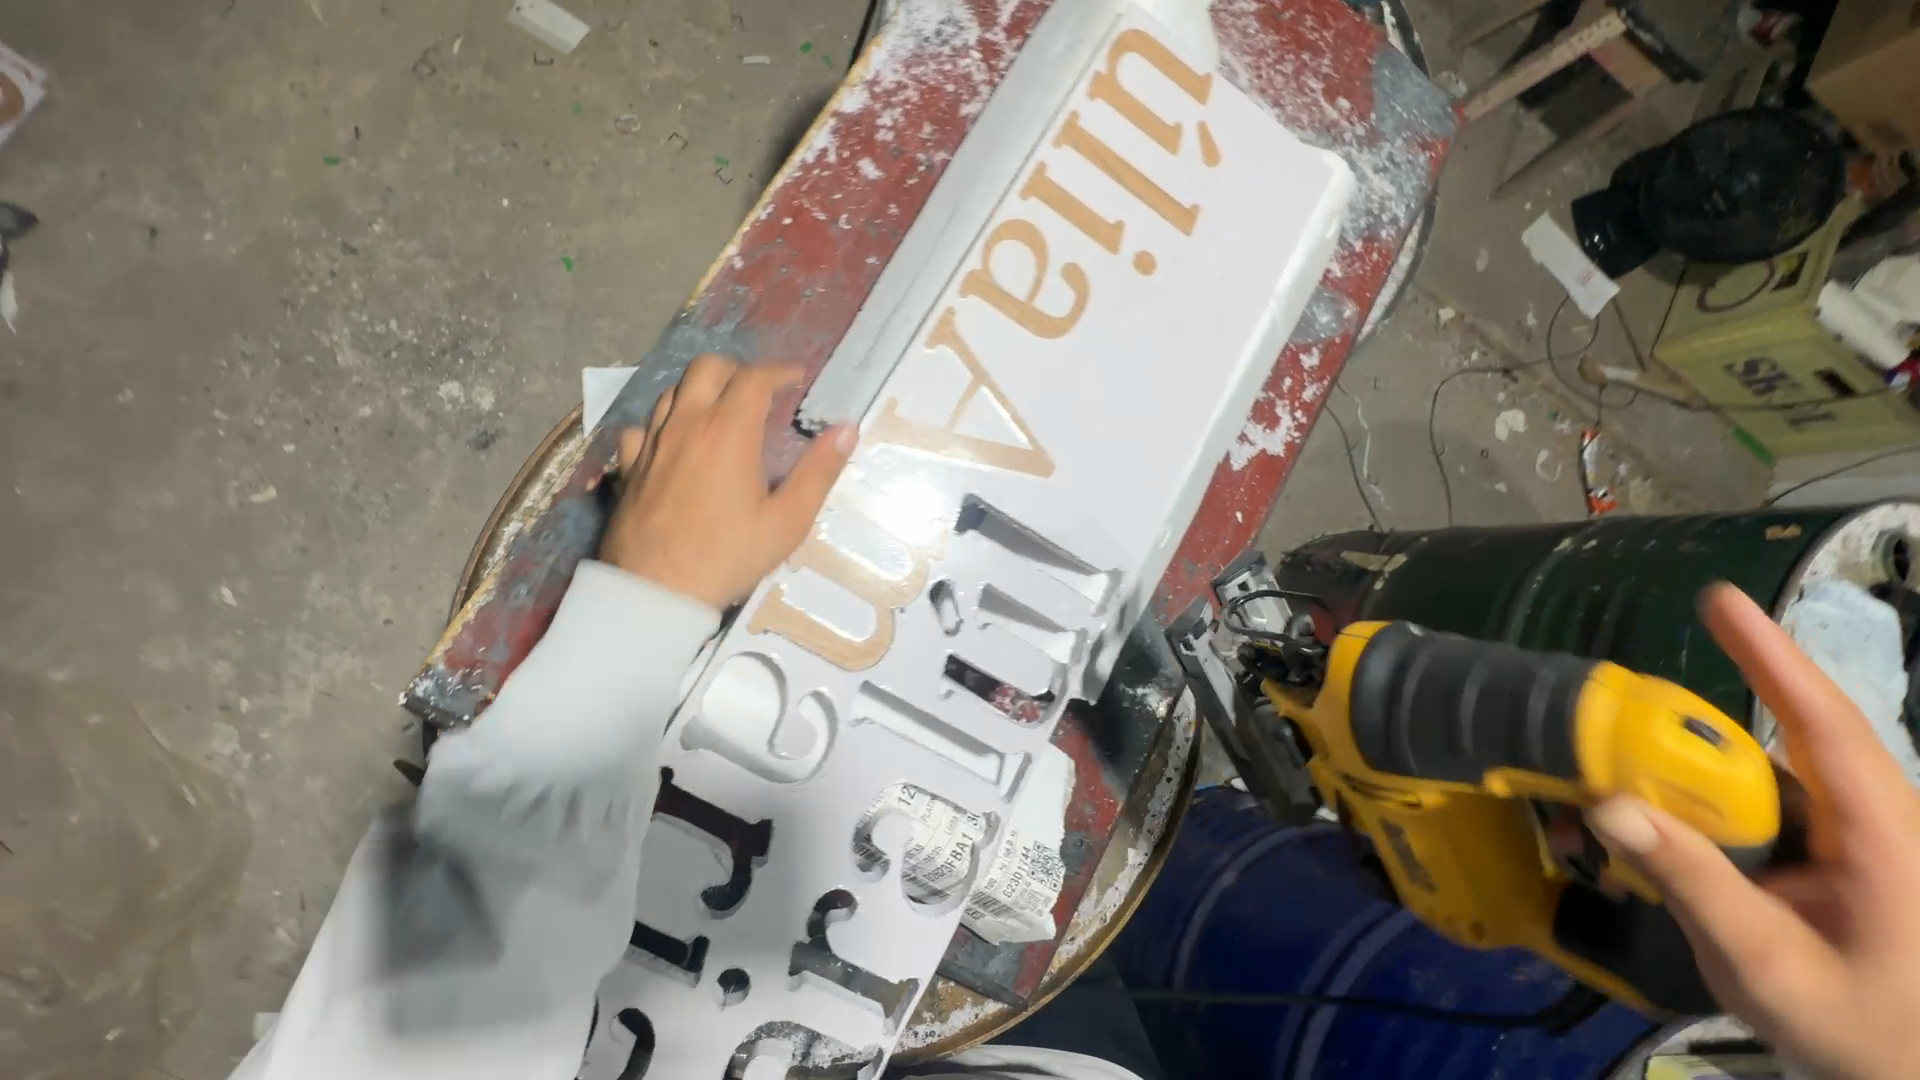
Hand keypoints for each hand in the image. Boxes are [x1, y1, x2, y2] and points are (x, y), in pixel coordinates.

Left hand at [597, 354, 856, 609]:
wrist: (657, 591)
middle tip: (761, 392)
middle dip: (739, 370)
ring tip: (723, 412)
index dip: (780, 371)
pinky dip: (664, 424)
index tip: (798, 379)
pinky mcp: (629, 466)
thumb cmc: (729, 556)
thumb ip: (819, 472)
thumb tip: (847, 430)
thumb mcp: (788, 521)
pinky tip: (676, 443)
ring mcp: (651, 443)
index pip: (755, 378)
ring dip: (701, 390)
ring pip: (672, 391)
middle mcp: (686, 424)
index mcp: (728, 432)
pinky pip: (643, 427)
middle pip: (708, 368)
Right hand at [1588, 583, 1919, 1079]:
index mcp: (1886, 842)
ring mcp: (1841, 837)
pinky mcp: (1816, 852)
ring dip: (1667, 775)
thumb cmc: (1862, 1029)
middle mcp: (1867, 821)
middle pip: (1764, 745)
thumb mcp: (1767, 965)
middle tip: (1602, 726)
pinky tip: (1634, 829)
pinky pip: (1740, 808)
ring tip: (1599, 794)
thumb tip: (1607, 804)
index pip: (1826, 728)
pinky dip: (1678, 808)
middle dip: (1676, 731)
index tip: (1719, 599)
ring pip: (1746, 777)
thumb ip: (1692, 883)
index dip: (1772, 658)